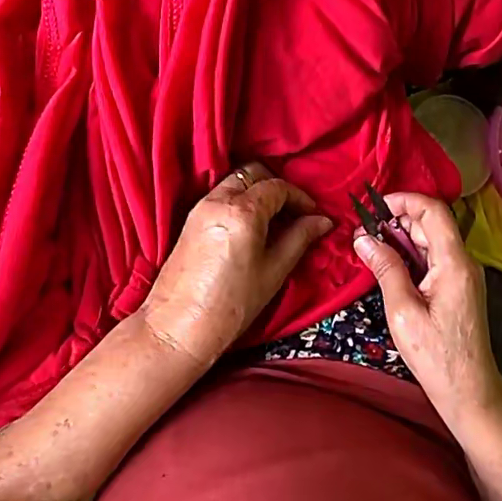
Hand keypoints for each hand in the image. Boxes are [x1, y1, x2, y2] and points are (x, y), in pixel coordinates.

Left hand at [140, 163, 333, 366]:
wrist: (179, 326)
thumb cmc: (231, 305)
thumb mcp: (274, 271)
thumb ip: (300, 238)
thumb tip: (322, 221)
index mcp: (243, 211)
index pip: (277, 187)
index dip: (300, 197)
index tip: (313, 215)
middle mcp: (219, 200)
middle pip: (253, 173)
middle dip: (277, 187)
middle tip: (294, 213)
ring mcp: (201, 207)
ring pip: (235, 181)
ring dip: (257, 191)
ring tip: (274, 221)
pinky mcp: (190, 220)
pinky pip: (220, 195)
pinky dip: (240, 200)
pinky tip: (251, 227)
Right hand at [352, 192, 501, 421]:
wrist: (468, 390)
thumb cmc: (437, 356)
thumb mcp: (402, 310)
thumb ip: (385, 268)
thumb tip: (363, 238)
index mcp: (455, 263)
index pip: (433, 211)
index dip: (403, 200)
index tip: (374, 207)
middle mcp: (463, 262)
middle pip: (430, 223)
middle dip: (395, 220)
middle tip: (363, 232)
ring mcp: (461, 274)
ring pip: (429, 239)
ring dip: (399, 238)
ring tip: (369, 246)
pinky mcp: (456, 286)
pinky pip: (431, 257)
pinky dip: (408, 254)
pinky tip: (386, 264)